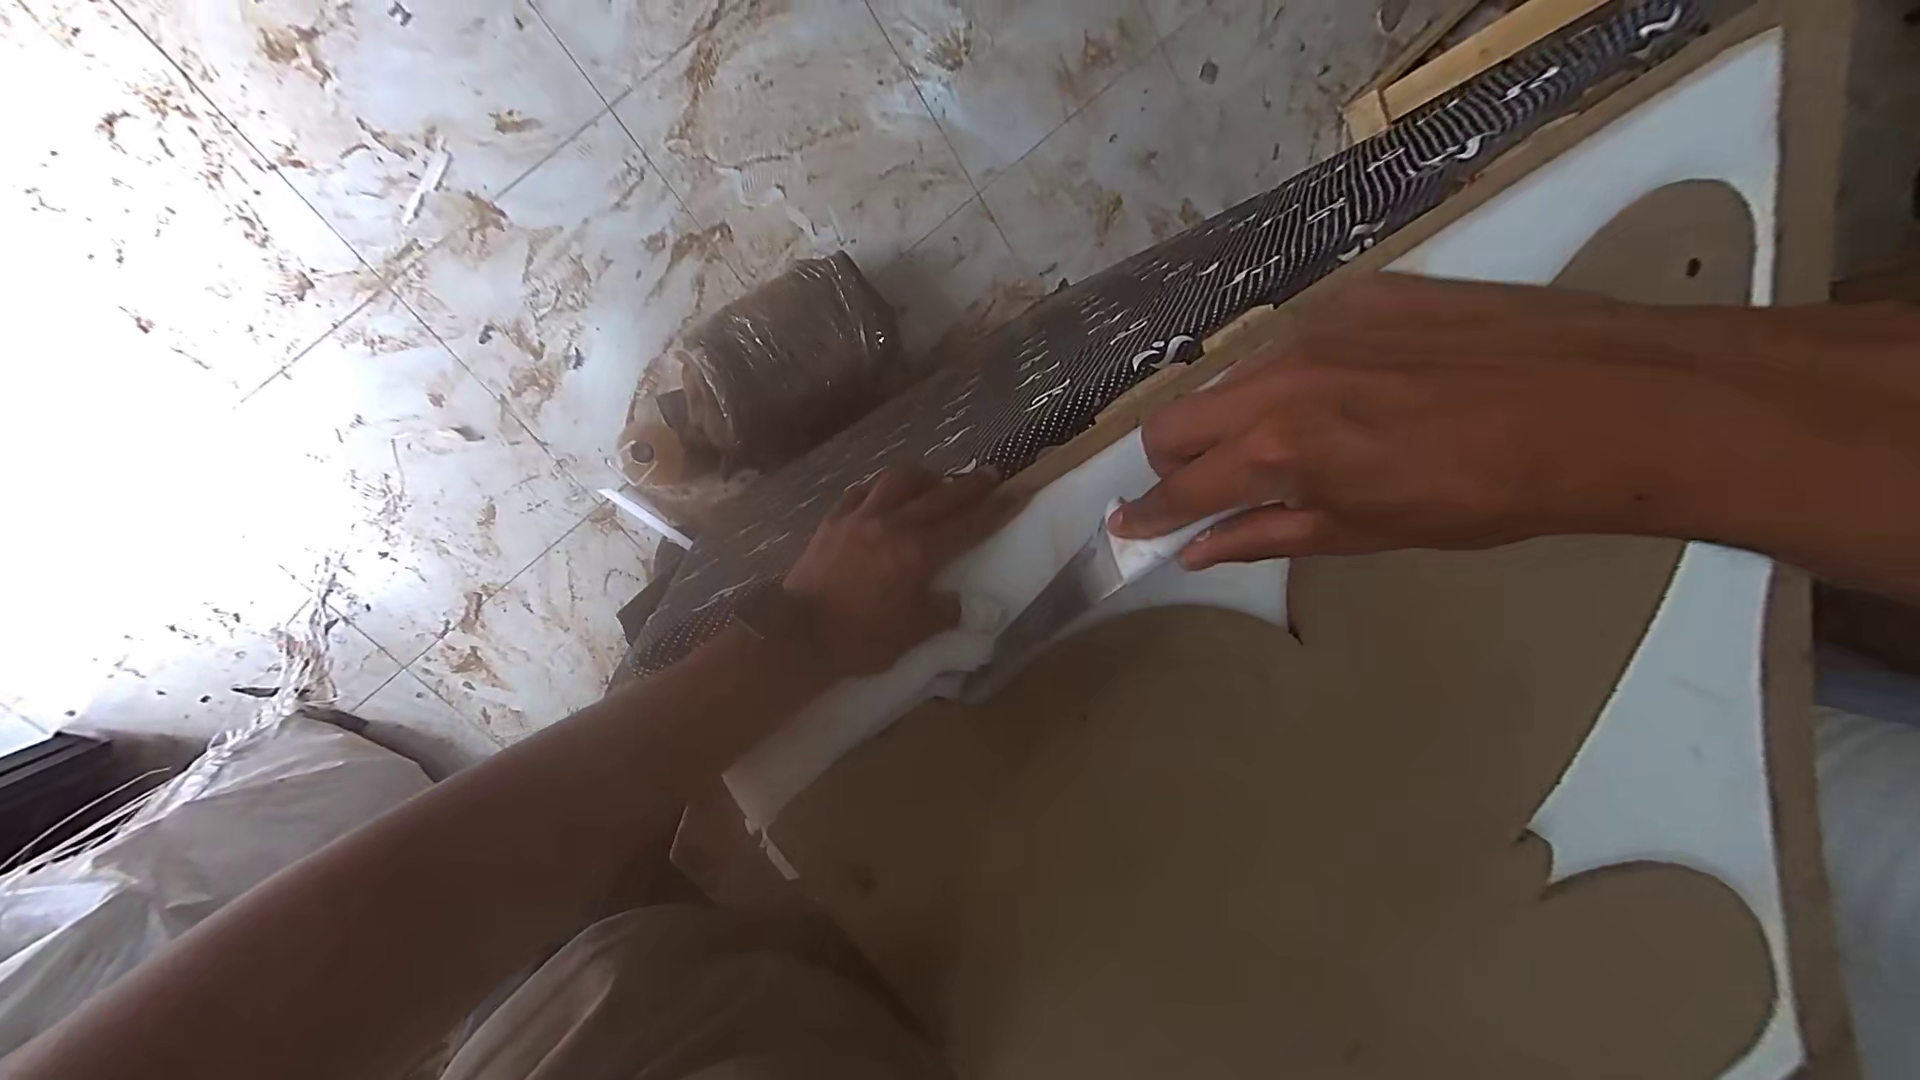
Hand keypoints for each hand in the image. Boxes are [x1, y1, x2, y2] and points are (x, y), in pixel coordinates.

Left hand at [784, 465, 1023, 675]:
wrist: (798, 635)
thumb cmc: (861, 639)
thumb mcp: (913, 633)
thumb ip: (943, 612)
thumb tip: (959, 602)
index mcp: (919, 553)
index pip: (968, 525)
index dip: (996, 510)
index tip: (1015, 494)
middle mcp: (893, 524)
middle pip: (940, 495)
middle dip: (969, 485)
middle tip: (989, 475)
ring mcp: (859, 518)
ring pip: (897, 480)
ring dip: (922, 476)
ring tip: (932, 481)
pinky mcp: (832, 521)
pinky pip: (860, 492)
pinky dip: (878, 489)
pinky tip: (882, 495)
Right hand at [1108, 273, 1762, 567]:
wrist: (1614, 403)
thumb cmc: (1484, 495)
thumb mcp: (1363, 532)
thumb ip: (1261, 536)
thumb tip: (1193, 551)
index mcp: (1280, 449)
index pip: (1180, 489)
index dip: (1146, 515)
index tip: (1125, 528)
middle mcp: (1277, 381)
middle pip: (1169, 423)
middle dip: (1169, 465)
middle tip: (1203, 486)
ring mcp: (1314, 329)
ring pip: (1223, 382)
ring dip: (1227, 422)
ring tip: (1286, 440)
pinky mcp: (1356, 296)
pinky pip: (1285, 345)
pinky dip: (1286, 381)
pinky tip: (1346, 391)